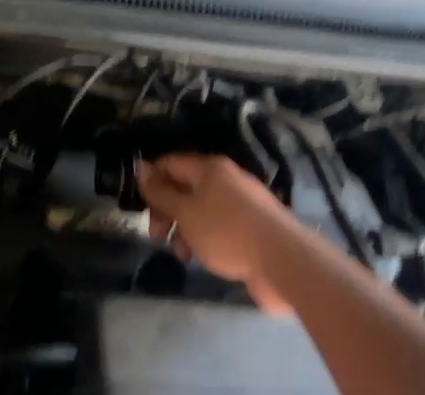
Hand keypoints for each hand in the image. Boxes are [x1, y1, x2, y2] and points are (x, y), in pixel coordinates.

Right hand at [138, 153, 293, 314]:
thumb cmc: (227, 232)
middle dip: (167, 212)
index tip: (141, 206)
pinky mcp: (253, 230)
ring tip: (183, 255)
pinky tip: (203, 259)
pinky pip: (219, 228)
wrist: (284, 261)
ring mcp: (242, 206)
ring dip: (185, 231)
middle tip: (158, 235)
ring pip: (201, 212)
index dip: (151, 181)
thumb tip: (140, 166)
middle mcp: (226, 181)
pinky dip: (206, 240)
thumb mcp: (186, 212)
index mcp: (209, 169)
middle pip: (185, 189)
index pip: (170, 163)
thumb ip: (161, 193)